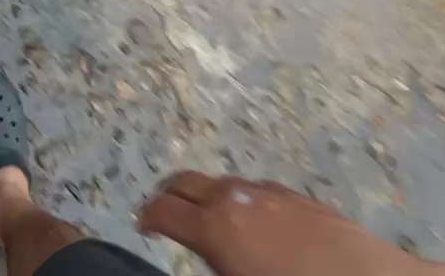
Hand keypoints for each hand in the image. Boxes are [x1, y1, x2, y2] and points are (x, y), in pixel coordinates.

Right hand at [138, 173, 444, 275]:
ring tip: (214, 221)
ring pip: (221, 184)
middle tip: (164, 212)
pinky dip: (243, 201)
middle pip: (183, 182)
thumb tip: (211, 255)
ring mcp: (268, 195)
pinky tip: (262, 226)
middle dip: (167, 194)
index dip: (147, 218)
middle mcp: (233, 201)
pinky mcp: (300, 198)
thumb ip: (217, 262)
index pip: (163, 210)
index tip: (144, 228)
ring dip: (207, 197)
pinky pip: (257, 191)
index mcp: (215, 229)